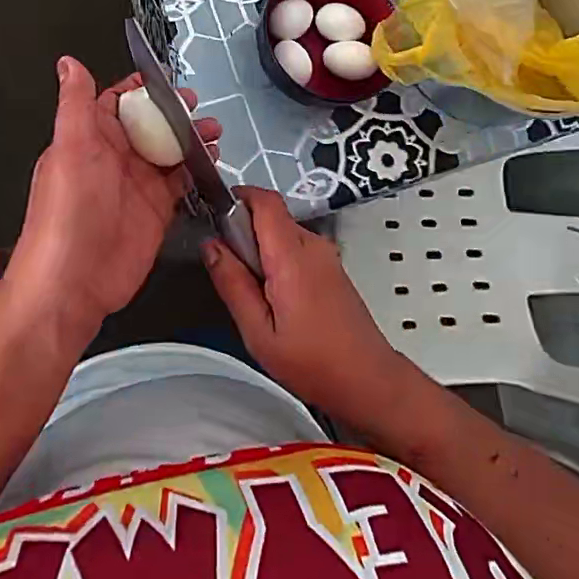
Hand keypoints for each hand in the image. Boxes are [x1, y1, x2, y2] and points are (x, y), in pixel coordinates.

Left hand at [7, 56, 219, 334]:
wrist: (73, 282)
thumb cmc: (65, 215)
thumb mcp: (71, 149)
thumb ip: (76, 104)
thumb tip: (68, 64)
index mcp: (89, 139)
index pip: (116, 103)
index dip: (139, 90)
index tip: (163, 80)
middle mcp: (113, 160)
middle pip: (149, 126)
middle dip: (174, 113)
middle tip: (197, 106)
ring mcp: (136, 186)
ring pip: (168, 152)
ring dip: (191, 139)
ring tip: (213, 130)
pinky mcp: (156, 211)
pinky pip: (180, 183)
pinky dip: (196, 170)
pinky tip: (212, 161)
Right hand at [203, 188, 414, 431]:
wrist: (368, 380)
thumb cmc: (314, 362)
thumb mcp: (258, 331)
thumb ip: (232, 283)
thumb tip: (211, 247)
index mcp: (292, 257)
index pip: (265, 200)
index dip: (237, 198)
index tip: (216, 219)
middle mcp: (312, 246)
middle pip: (270, 216)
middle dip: (244, 233)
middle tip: (233, 274)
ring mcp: (325, 255)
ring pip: (281, 232)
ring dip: (260, 250)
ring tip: (256, 296)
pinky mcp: (330, 266)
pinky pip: (294, 248)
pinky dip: (277, 261)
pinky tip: (277, 300)